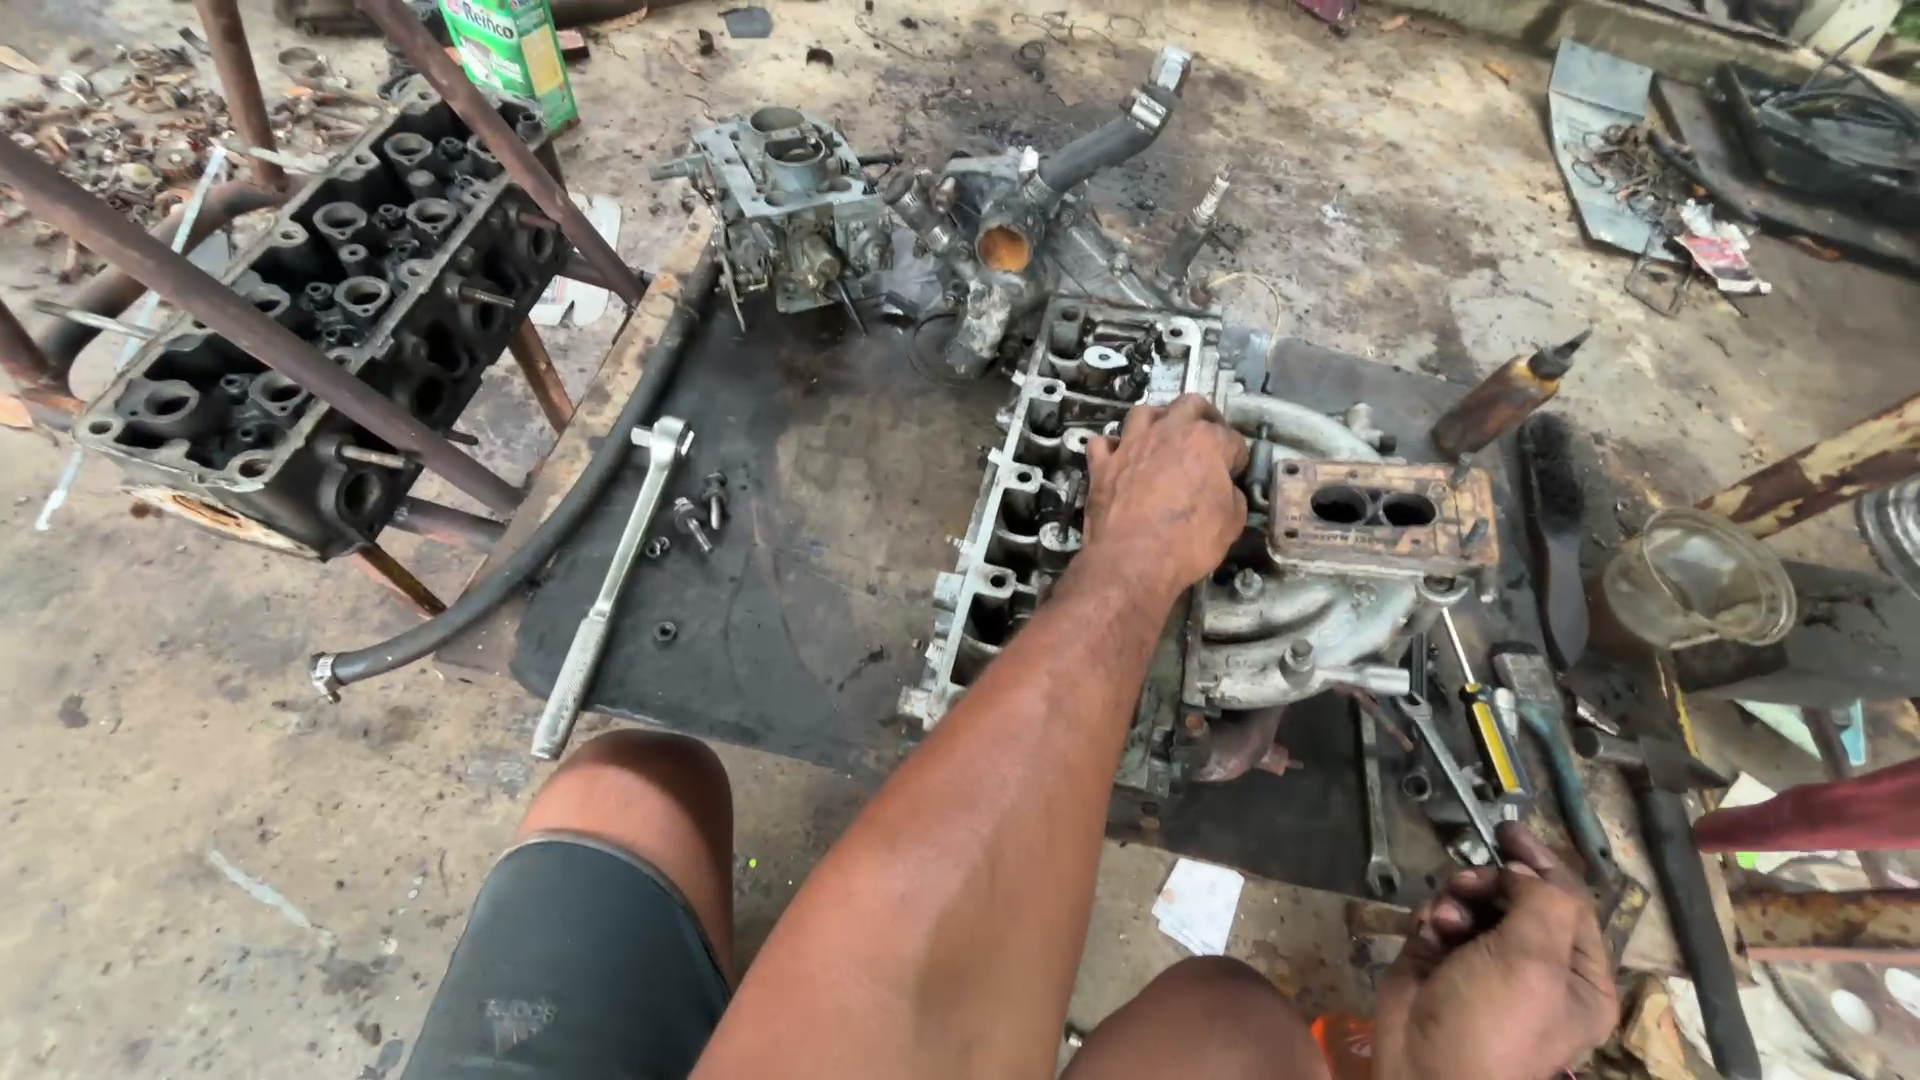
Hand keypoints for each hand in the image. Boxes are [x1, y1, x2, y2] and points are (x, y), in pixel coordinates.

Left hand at [1078, 394, 1247, 602]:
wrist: (1132, 560)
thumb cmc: (1188, 542)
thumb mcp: (1232, 522)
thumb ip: (1231, 495)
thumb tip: (1223, 490)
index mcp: (1205, 442)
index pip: (1231, 439)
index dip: (1236, 457)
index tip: (1234, 471)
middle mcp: (1166, 432)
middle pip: (1189, 405)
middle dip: (1204, 416)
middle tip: (1207, 433)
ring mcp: (1129, 445)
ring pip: (1142, 413)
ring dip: (1155, 420)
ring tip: (1161, 435)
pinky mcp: (1101, 464)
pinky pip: (1102, 443)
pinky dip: (1111, 446)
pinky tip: (1117, 455)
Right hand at [1373, 823, 1617, 1079]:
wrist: (1429, 1066)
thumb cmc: (1496, 1018)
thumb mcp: (1535, 962)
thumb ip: (1541, 903)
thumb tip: (1523, 868)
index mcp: (1578, 975)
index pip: (1568, 902)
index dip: (1541, 864)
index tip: (1509, 831)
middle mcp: (1535, 963)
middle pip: (1516, 895)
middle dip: (1491, 882)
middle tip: (1470, 883)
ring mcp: (1485, 959)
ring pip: (1475, 900)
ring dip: (1459, 898)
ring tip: (1447, 917)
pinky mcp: (1441, 955)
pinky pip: (1442, 914)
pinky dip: (1435, 914)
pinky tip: (1431, 930)